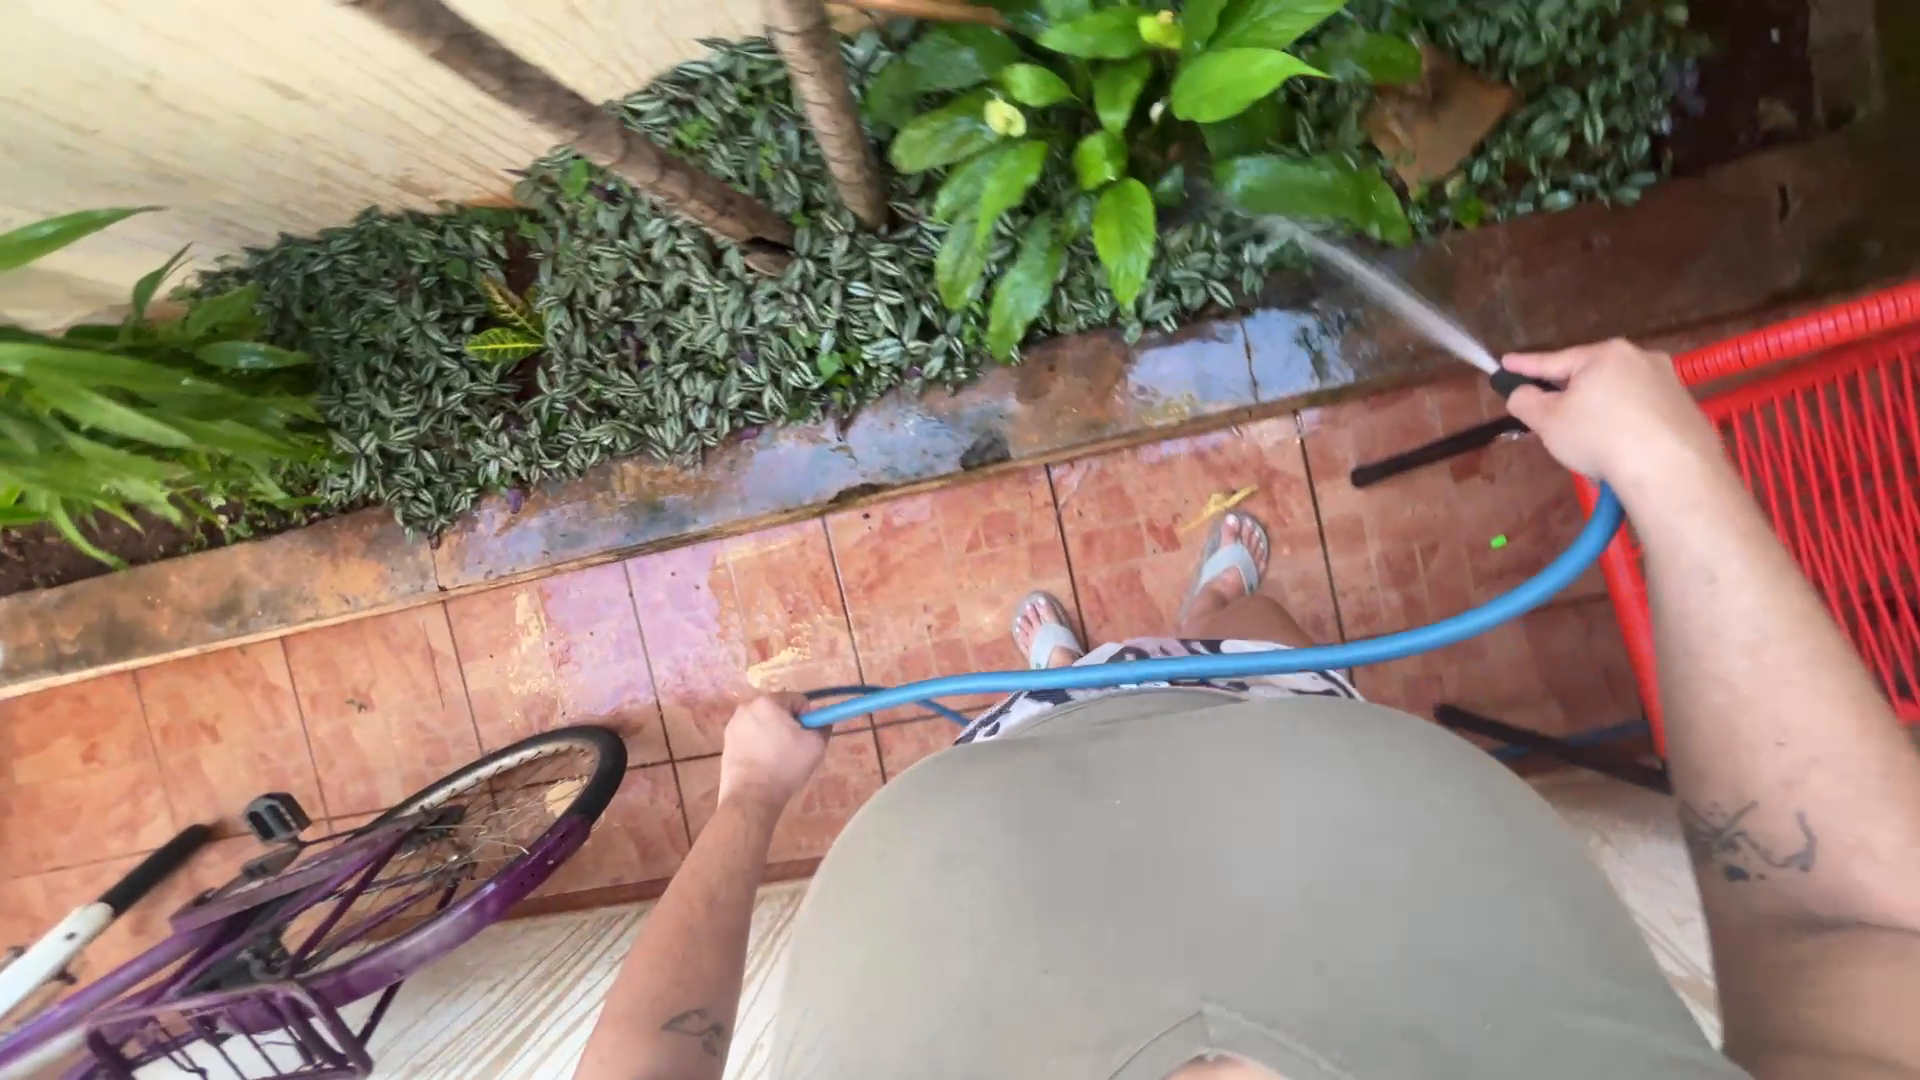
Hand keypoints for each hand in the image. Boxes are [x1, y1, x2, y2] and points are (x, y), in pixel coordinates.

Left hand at [717, 693, 826, 816]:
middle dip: (789, 724)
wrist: (751, 797)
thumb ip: (823, 727)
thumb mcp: (815, 746)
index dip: (807, 718)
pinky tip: (763, 763)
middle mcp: (747, 708)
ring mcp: (733, 725)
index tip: (807, 736)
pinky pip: (750, 736)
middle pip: (779, 710)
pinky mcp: (727, 743)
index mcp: (768, 702)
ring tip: (778, 758)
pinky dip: (759, 744)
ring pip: (764, 723)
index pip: (798, 700)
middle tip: (794, 747)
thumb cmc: (785, 766)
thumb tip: (822, 723)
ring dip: (774, 734)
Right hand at [1502, 339, 1724, 490]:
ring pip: (1614, 390)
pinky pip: (1637, 406)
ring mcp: (1667, 380)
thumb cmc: (1598, 436)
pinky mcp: (1683, 405)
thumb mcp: (1545, 420)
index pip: (1552, 360)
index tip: (1504, 362)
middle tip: (1545, 408)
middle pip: (1588, 374)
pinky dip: (1619, 419)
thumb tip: (1524, 393)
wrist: (1668, 467)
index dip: (1524, 364)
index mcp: (1604, 355)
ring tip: (1581, 433)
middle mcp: (1640, 358)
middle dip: (1565, 389)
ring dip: (1593, 405)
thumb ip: (1524, 401)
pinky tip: (1613, 441)